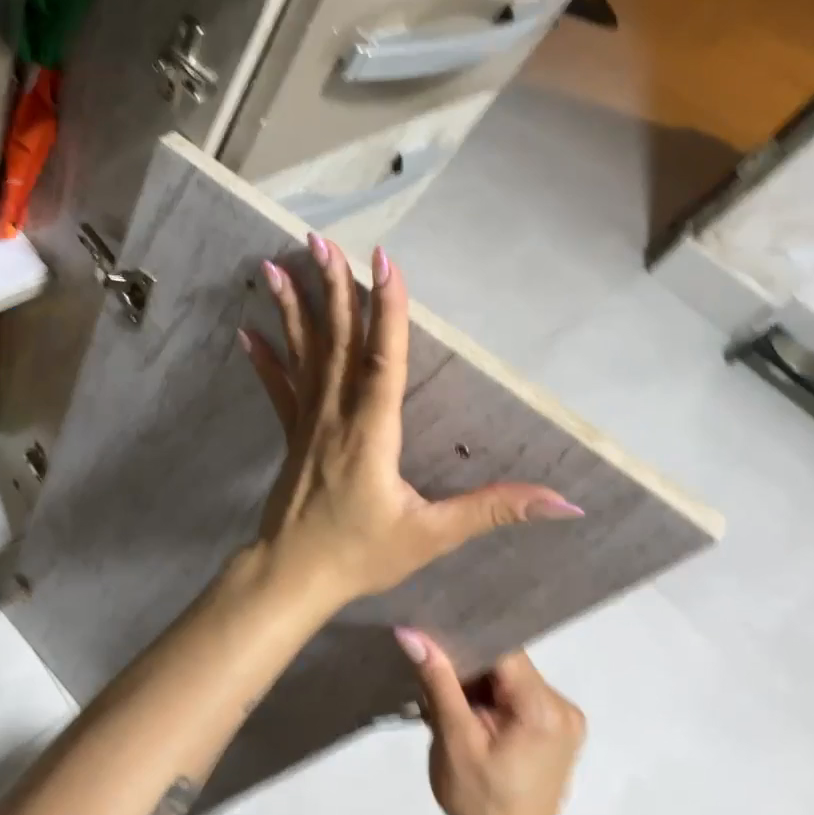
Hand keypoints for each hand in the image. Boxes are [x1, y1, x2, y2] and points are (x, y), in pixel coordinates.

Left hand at [239, 236, 581, 606]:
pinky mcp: (291, 435)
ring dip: (294, 308)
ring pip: (303, 355)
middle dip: (333, 288)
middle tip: (319, 240)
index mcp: (371, 431)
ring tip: (277, 265)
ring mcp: (307, 422)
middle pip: (337, 341)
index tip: (383, 260)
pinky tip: (247, 329)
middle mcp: (335, 415)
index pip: (383, 357)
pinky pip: (278, 387)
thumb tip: (566, 500)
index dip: (387, 307)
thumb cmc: (359, 555)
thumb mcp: (431, 535)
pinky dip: (265, 358)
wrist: (290, 573)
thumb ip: (494, 510)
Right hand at [402, 632, 582, 814]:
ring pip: (506, 677)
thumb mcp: (454, 738)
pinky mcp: (552, 730)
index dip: (464, 636)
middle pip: (504, 661)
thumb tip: (410, 632)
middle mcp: (562, 706)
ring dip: (472, 682)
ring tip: (439, 689)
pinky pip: (513, 695)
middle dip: (464, 664)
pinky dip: (485, 698)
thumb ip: (437, 680)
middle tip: (426, 666)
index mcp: (544, 707)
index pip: (502, 648)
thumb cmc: (482, 797)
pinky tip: (462, 709)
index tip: (427, 628)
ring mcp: (561, 719)